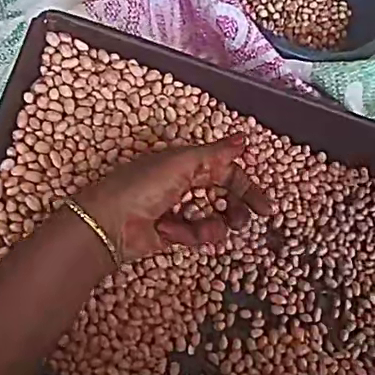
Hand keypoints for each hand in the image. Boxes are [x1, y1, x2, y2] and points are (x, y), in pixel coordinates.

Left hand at [77, 136, 273, 261]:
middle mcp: (185, 184)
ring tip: (200, 230)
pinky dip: (187, 235)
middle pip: (223, 198)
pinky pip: (195, 235)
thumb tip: (243, 139)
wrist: (110, 223)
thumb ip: (216, 154)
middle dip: (234, 210)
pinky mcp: (173, 233)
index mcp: (187, 162)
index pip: (226, 172)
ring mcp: (179, 209)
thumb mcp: (182, 163)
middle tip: (241, 221)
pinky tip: (171, 232)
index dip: (246, 188)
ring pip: (213, 220)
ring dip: (210, 226)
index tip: (265, 208)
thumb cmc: (142, 186)